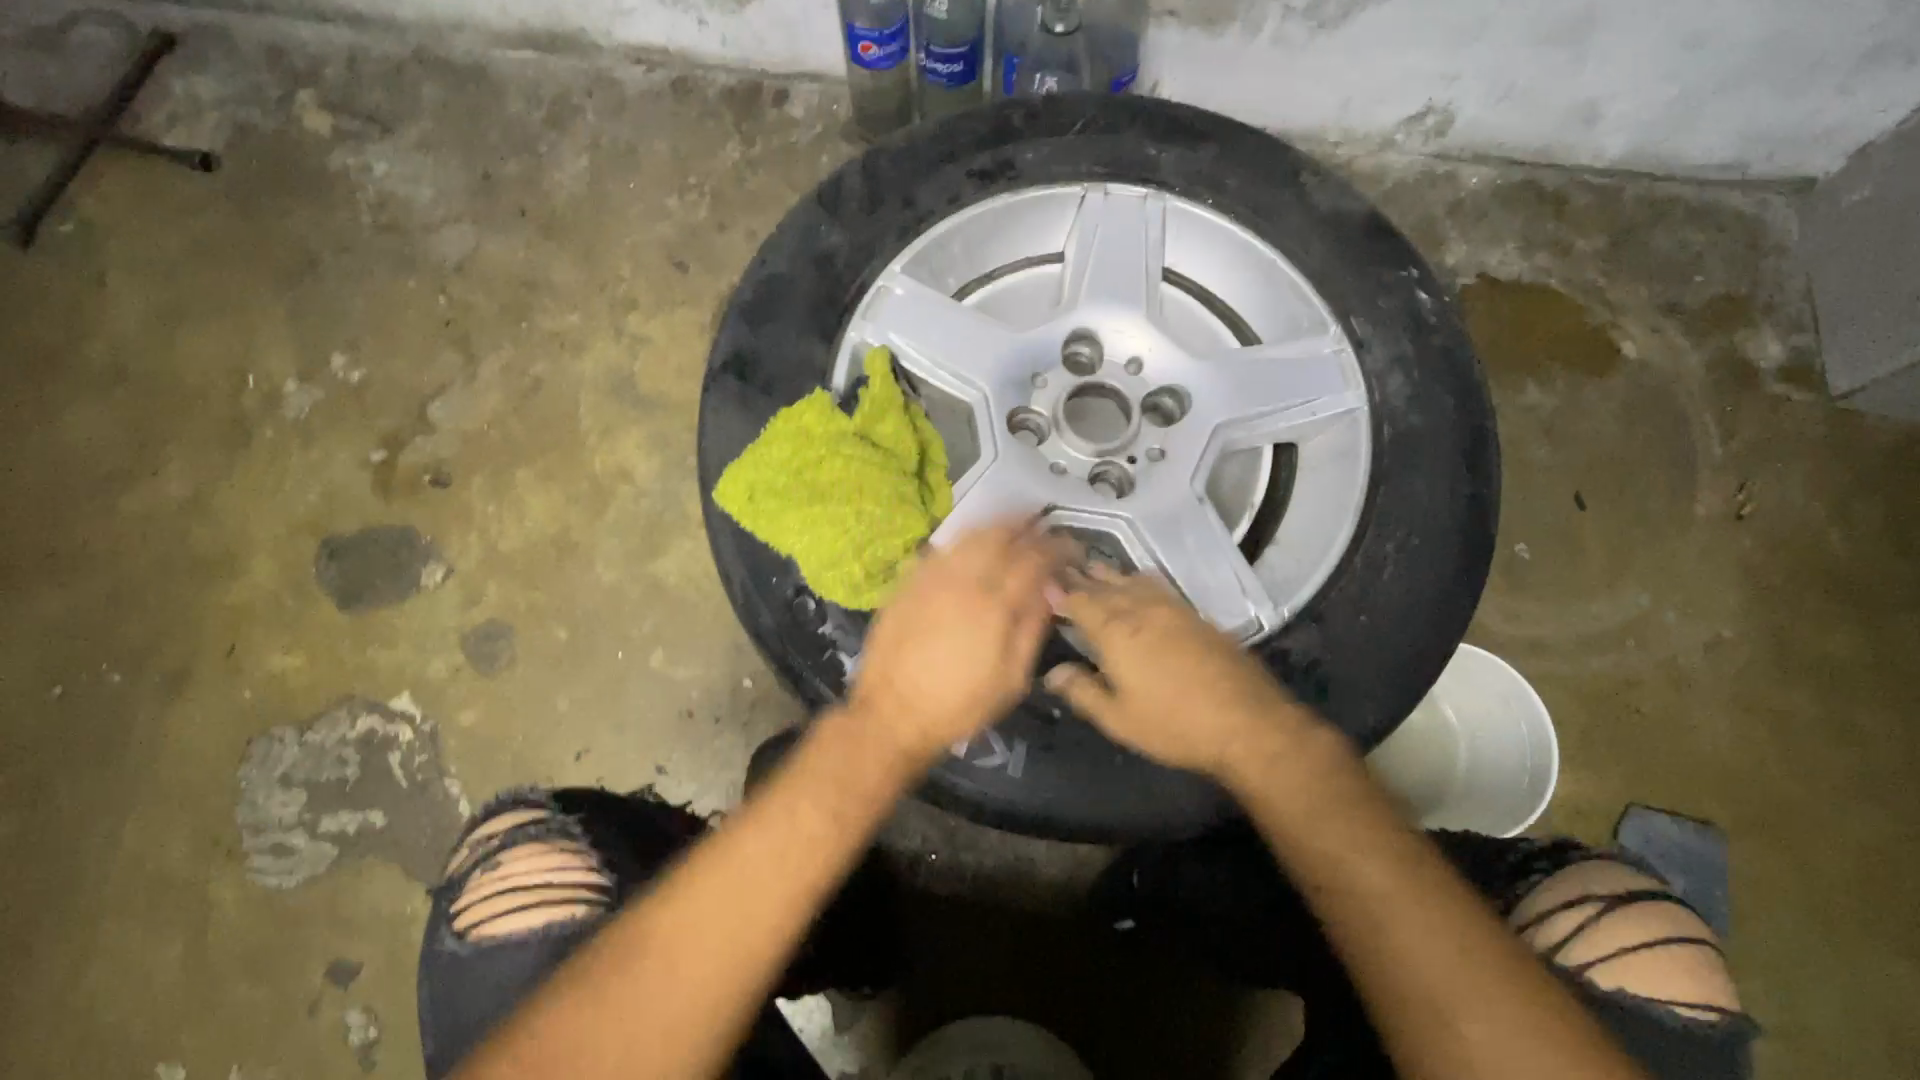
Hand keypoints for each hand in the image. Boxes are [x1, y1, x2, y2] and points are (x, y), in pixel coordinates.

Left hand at [844, 522, 1072, 767]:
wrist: (891, 715)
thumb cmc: (959, 706)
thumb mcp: (1011, 680)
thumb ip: (1032, 629)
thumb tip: (1050, 592)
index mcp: (995, 605)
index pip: (1035, 559)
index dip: (1057, 548)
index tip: (1070, 548)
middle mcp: (963, 580)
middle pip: (999, 534)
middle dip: (1025, 526)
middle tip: (1040, 528)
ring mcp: (930, 578)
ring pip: (967, 535)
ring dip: (993, 527)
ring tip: (1009, 529)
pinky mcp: (906, 584)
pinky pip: (939, 549)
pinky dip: (961, 542)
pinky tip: (968, 549)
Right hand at [1045, 565, 1319, 781]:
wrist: (1248, 722)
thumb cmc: (1174, 725)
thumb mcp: (1118, 718)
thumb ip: (1082, 691)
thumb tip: (1053, 673)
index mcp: (1116, 632)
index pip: (1080, 602)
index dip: (1060, 593)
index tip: (1043, 584)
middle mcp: (1142, 610)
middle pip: (1105, 585)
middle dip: (1082, 577)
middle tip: (1063, 568)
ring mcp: (1173, 609)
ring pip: (1133, 581)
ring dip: (1111, 575)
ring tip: (1094, 570)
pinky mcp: (1196, 616)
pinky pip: (1157, 587)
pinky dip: (1138, 581)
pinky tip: (1137, 585)